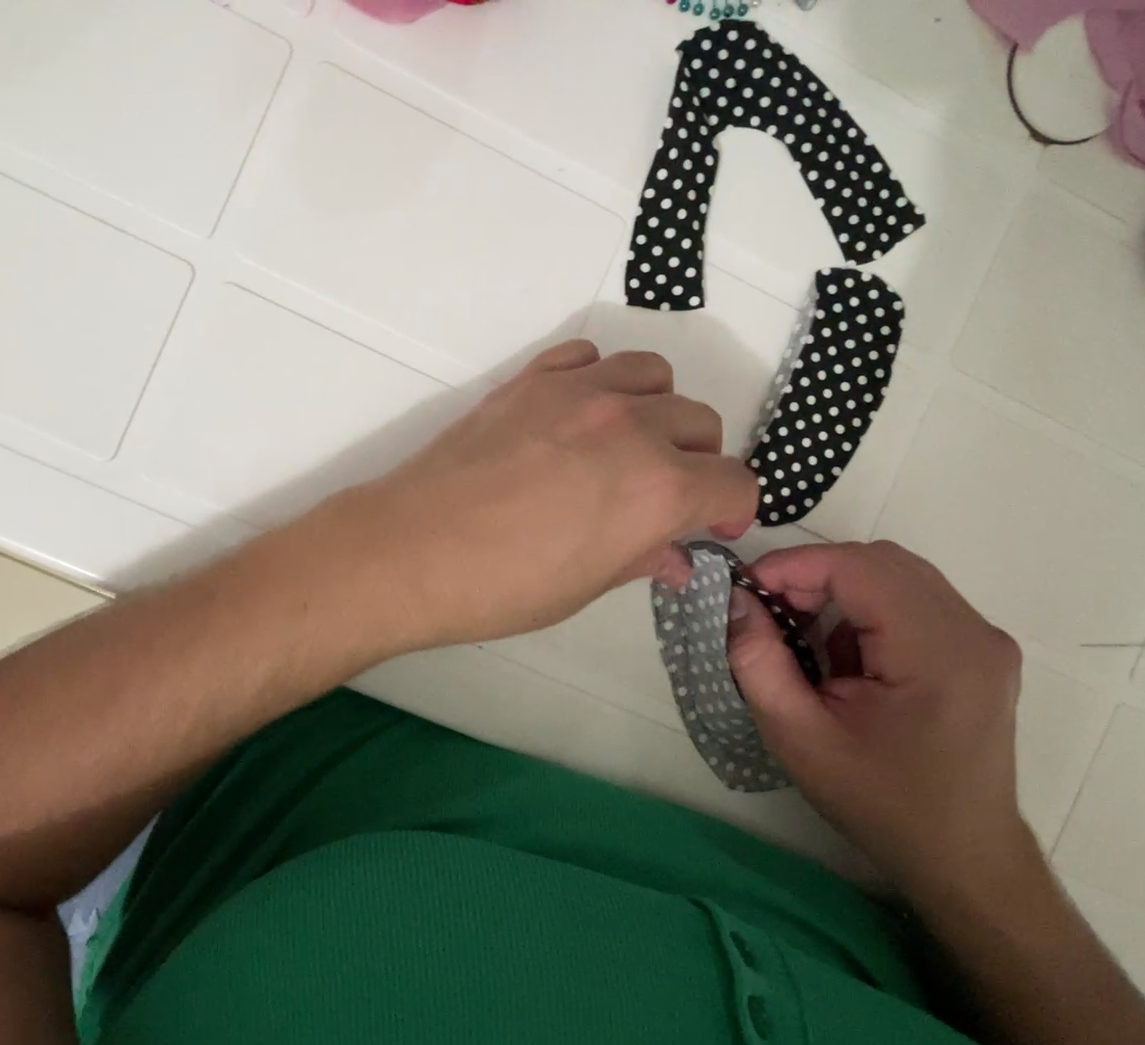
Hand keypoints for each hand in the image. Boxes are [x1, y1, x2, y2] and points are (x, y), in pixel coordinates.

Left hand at [321, 340, 760, 650]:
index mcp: (660, 488)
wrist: (410, 550)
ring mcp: (579, 392)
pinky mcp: (532, 378)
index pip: (735, 482)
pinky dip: (600, 378)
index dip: (731, 509)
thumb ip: (642, 555)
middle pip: (701, 423)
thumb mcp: (586, 586)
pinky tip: (579, 414)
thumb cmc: (501, 587)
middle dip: (697, 462)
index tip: (709, 527)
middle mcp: (632, 427)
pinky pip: (590, 356)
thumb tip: (673, 553)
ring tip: (625, 445)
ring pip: (654, 375)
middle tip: (663, 494)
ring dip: (656, 410)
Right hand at [724, 541, 1038, 903]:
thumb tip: (734, 601)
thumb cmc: (878, 801)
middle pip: (881, 562)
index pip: (858, 567)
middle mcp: (973, 632)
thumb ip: (758, 662)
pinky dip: (866, 611)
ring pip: (898, 576)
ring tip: (802, 638)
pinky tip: (845, 660)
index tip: (745, 592)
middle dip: (814, 574)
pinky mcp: (980, 653)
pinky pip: (914, 602)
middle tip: (768, 612)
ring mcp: (984, 641)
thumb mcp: (799, 736)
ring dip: (840, 592)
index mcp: (937, 653)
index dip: (793, 566)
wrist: (961, 857)